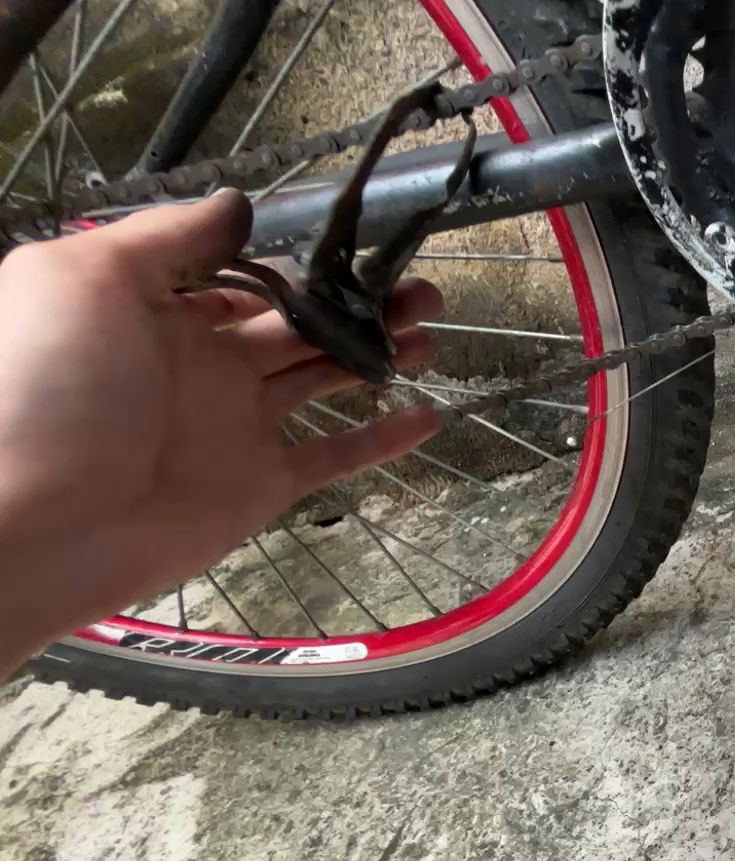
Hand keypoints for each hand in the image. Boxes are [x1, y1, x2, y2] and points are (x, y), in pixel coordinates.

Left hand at [0, 189, 442, 667]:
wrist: (42, 518)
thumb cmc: (49, 387)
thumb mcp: (81, 282)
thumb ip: (164, 239)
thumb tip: (241, 206)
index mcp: (160, 316)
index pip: (251, 284)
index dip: (311, 271)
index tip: (368, 259)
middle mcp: (208, 366)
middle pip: (304, 329)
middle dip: (365, 310)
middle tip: (425, 297)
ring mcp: (243, 424)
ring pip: (328, 382)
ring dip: (381, 361)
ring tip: (430, 344)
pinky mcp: (271, 479)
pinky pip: (340, 454)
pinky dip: (386, 438)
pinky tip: (429, 417)